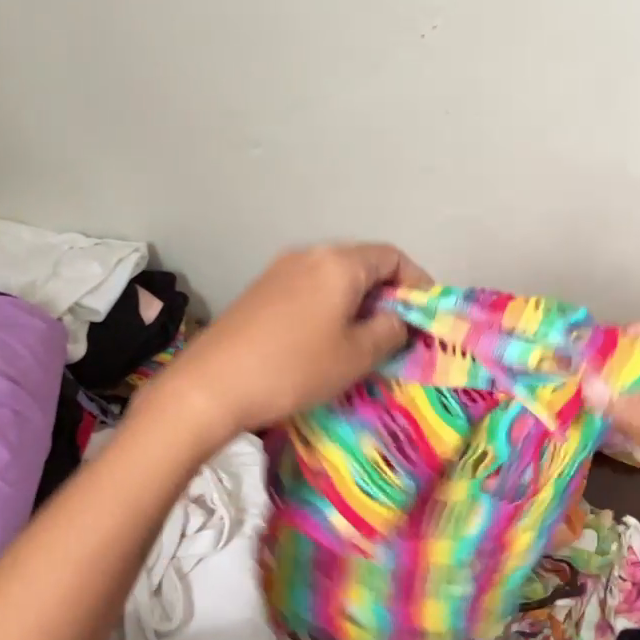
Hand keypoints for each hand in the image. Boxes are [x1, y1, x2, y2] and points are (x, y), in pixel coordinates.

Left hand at [142, 243, 431, 436]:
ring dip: (356, 302)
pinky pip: (309, 289)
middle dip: (387, 294)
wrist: (212, 384)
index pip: (392, 257)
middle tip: (399, 331)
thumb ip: (389, 332)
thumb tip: (399, 319)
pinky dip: (329, 307)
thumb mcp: (356, 356)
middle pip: (362, 263)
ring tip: (364, 340)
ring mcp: (280, 270)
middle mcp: (309, 254)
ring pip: (334, 278)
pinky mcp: (259, 291)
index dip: (417, 283)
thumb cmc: (294, 368)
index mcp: (339, 262)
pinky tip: (326, 340)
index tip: (426, 315)